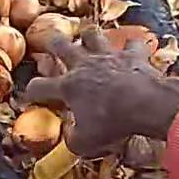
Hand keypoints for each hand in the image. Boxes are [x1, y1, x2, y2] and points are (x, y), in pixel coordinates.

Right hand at [22, 27, 178, 156]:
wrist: (148, 104)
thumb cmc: (113, 123)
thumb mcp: (86, 143)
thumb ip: (73, 140)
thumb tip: (71, 139)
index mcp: (68, 86)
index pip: (39, 86)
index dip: (31, 91)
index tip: (30, 96)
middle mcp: (84, 66)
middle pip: (60, 46)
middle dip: (52, 43)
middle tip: (50, 41)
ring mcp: (108, 57)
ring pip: (93, 35)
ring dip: (89, 36)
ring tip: (88, 38)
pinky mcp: (133, 55)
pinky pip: (132, 44)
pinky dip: (131, 46)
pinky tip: (132, 47)